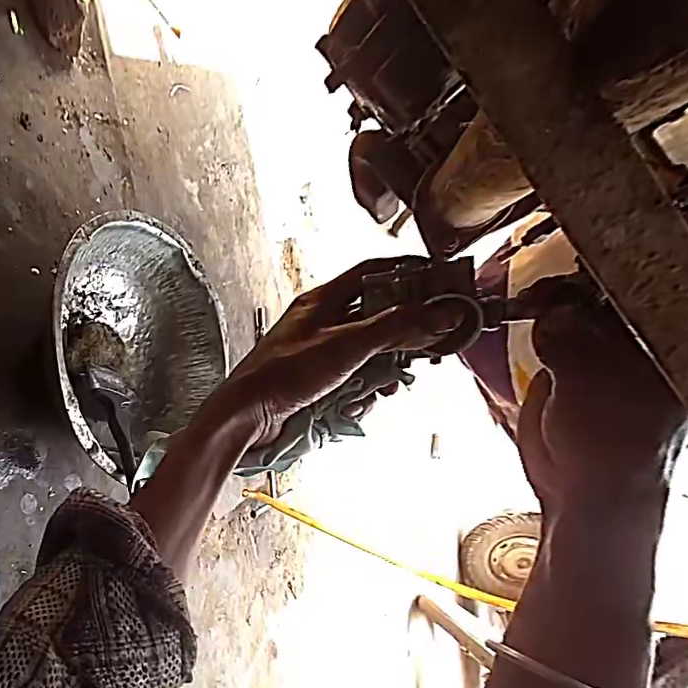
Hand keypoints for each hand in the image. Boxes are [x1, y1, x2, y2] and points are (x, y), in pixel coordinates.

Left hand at [205, 258, 470, 445]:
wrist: (248, 416)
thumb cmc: (281, 375)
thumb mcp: (347, 345)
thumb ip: (396, 327)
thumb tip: (439, 313)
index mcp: (322, 302)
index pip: (373, 271)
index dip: (408, 271)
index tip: (439, 280)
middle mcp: (320, 323)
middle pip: (377, 317)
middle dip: (400, 338)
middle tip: (423, 348)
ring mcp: (318, 354)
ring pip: (368, 355)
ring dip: (379, 374)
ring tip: (382, 387)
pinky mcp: (316, 382)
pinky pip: (352, 382)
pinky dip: (359, 395)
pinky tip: (355, 405)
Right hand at [515, 282, 687, 509]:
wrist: (582, 492)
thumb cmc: (609, 446)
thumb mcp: (591, 388)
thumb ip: (572, 345)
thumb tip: (550, 311)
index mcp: (666, 350)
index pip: (636, 297)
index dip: (602, 280)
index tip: (568, 270)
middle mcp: (637, 352)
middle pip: (601, 304)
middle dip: (569, 292)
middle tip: (539, 288)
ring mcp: (599, 365)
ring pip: (573, 322)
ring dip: (549, 308)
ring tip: (527, 299)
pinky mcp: (567, 380)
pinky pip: (551, 344)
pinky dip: (535, 330)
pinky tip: (524, 316)